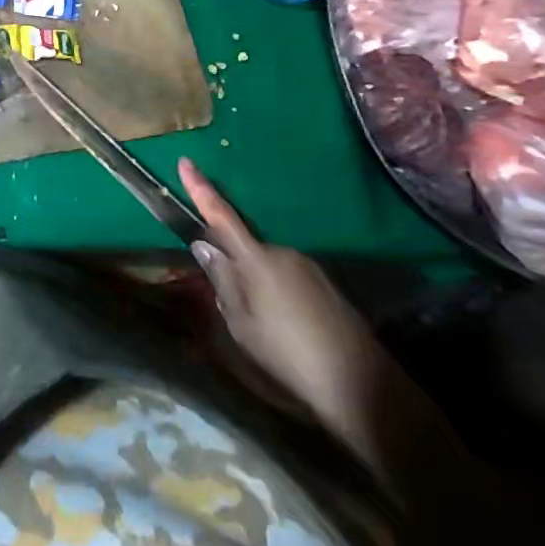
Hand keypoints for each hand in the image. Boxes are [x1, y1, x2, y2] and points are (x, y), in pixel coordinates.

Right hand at [184, 160, 506, 527]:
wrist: (359, 383)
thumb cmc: (286, 352)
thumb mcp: (240, 322)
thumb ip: (221, 279)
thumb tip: (204, 244)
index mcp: (257, 259)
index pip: (221, 217)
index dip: (200, 190)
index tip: (186, 161)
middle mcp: (283, 252)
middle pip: (243, 248)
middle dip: (229, 266)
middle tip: (226, 306)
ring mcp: (307, 267)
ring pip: (264, 267)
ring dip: (253, 286)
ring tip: (257, 329)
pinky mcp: (324, 285)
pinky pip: (285, 279)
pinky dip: (274, 296)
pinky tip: (282, 331)